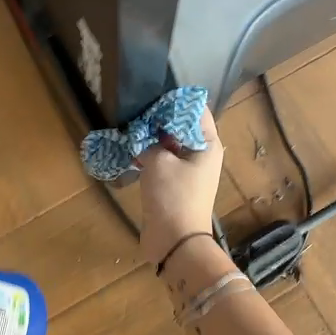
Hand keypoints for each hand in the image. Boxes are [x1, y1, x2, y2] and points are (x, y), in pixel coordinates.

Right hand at [135, 107, 226, 264]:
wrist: (175, 241)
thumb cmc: (173, 196)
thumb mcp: (158, 161)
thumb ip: (149, 141)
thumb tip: (141, 137)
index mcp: (207, 143)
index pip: (195, 108)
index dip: (174, 99)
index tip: (151, 92)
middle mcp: (202, 153)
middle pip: (181, 125)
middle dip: (158, 117)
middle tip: (134, 107)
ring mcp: (189, 169)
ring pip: (169, 143)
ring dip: (150, 136)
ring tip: (128, 125)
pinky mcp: (175, 183)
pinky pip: (162, 160)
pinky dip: (148, 154)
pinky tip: (128, 148)